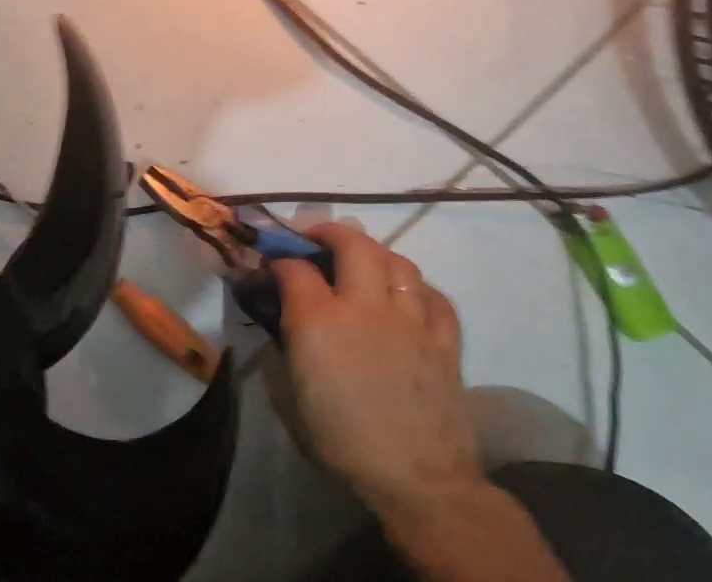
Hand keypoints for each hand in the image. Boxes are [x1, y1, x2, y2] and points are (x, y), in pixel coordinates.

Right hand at [270, 224, 482, 517]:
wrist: (415, 478)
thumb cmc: (337, 438)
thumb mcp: (285, 391)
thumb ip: (279, 345)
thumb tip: (276, 321)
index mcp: (317, 319)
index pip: (292, 266)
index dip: (275, 260)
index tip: (265, 269)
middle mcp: (364, 307)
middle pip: (353, 244)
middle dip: (328, 232)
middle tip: (313, 239)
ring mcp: (411, 321)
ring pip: (398, 262)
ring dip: (374, 253)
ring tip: (359, 261)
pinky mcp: (446, 342)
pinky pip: (435, 297)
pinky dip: (416, 287)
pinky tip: (404, 295)